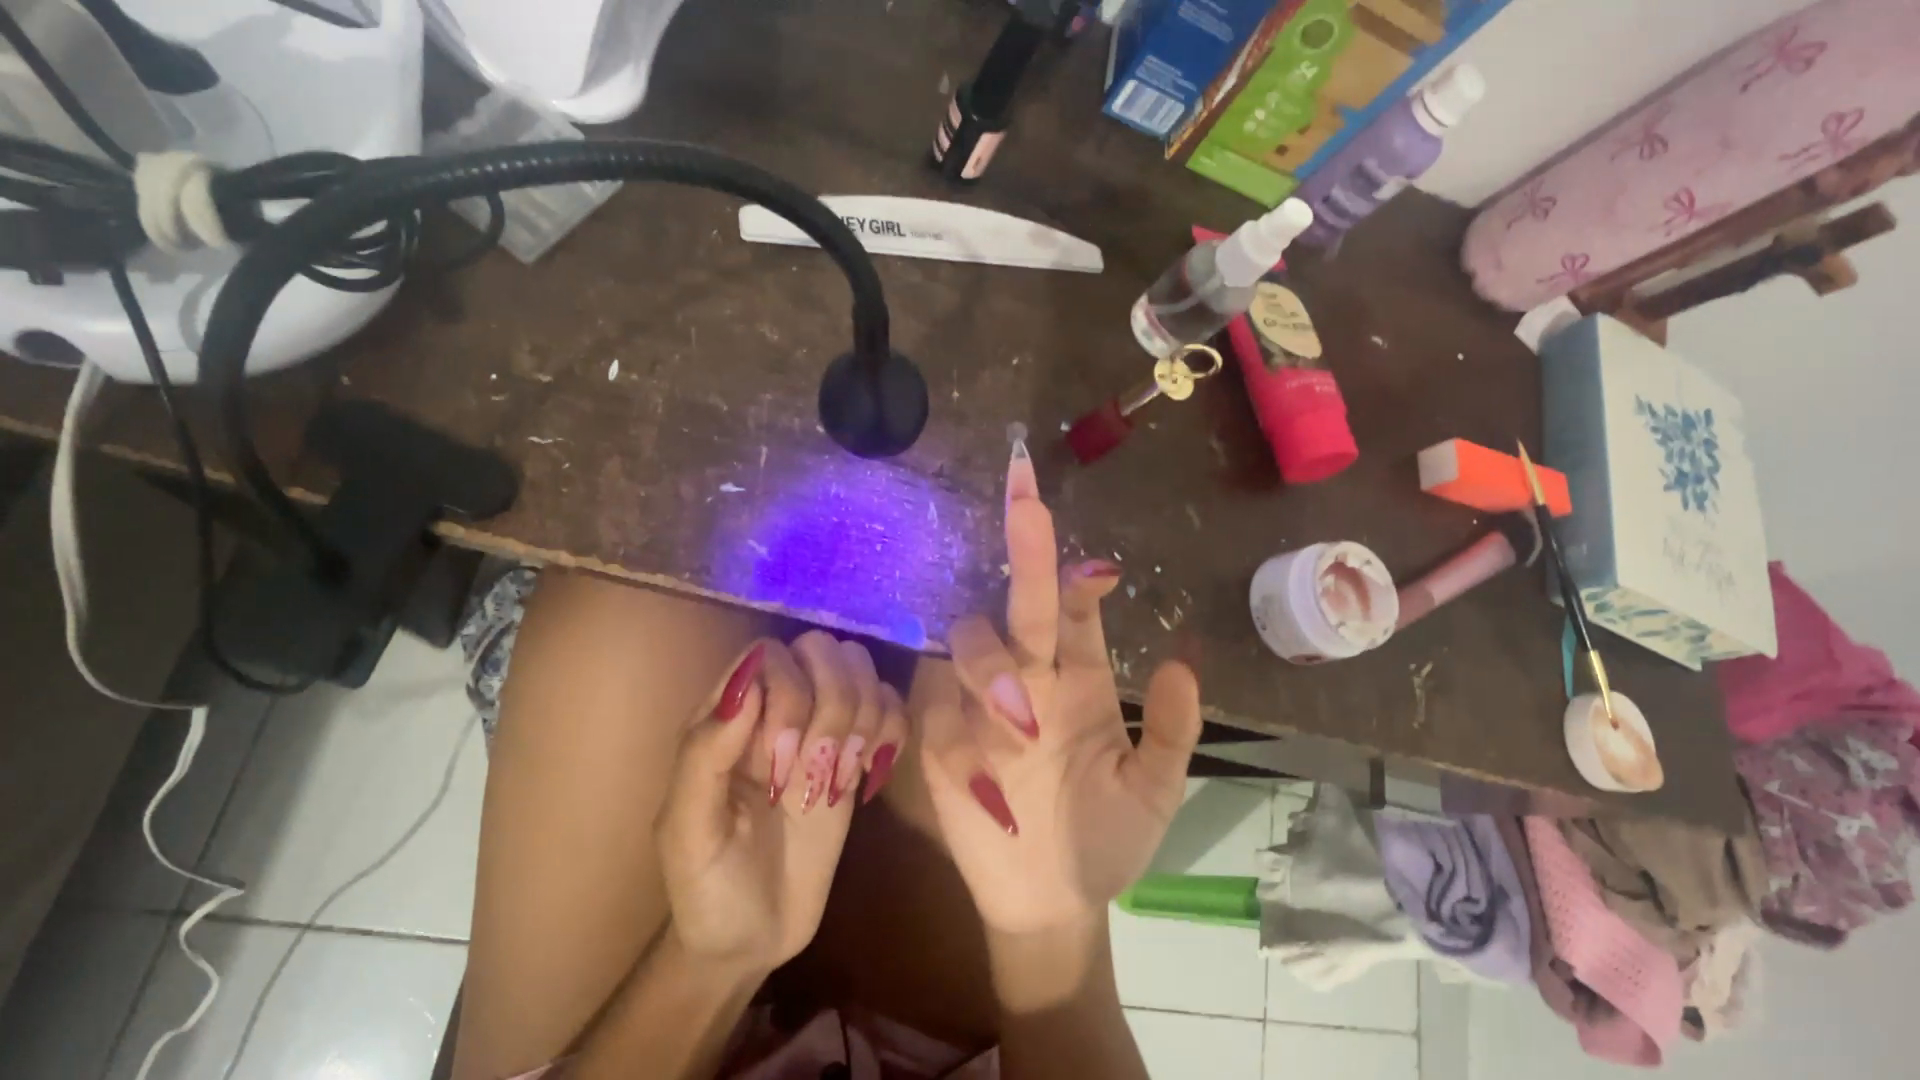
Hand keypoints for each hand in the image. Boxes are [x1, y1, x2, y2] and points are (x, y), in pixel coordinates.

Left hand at [658, 634, 905, 969]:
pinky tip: (869, 773)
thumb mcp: (687, 830)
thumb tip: (746, 685)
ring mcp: (819, 731)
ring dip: (862, 720)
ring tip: (838, 778)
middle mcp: (774, 710)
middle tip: (813, 774)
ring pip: (861, 672)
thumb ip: (704, 754)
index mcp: (725, 718)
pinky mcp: (855, 757)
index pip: (771, 656)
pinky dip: (891, 730)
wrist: (749, 940)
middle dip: (832, 707)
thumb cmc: (706, 889)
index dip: (789, 696)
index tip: (780, 765)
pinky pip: (890, 707)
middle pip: (823, 652)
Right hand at [915, 449, 1203, 933]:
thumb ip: (1173, 733)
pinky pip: (934, 710)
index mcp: (1081, 680)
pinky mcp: (938, 740)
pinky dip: (957, 732)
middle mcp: (1027, 677)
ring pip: (968, 642)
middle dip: (1024, 550)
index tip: (1095, 557)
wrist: (1048, 903)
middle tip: (1024, 496)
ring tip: (1021, 721)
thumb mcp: (1154, 793)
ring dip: (990, 665)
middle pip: (1020, 603)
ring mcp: (977, 704)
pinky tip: (985, 780)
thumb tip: (1181, 663)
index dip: (1078, 575)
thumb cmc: (1105, 841)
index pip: (1074, 609)